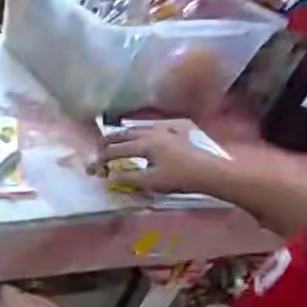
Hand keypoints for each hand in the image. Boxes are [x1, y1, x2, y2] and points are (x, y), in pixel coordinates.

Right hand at [102, 119, 229, 195]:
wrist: (211, 171)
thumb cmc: (179, 177)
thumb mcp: (150, 181)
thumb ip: (127, 178)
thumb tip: (109, 177)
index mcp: (145, 144)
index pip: (119, 149)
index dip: (104, 156)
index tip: (95, 161)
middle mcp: (155, 133)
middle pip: (128, 133)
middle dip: (113, 138)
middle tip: (101, 143)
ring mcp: (169, 129)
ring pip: (144, 126)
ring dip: (129, 131)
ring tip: (121, 134)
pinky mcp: (182, 130)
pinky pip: (161, 124)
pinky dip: (150, 126)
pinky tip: (152, 128)